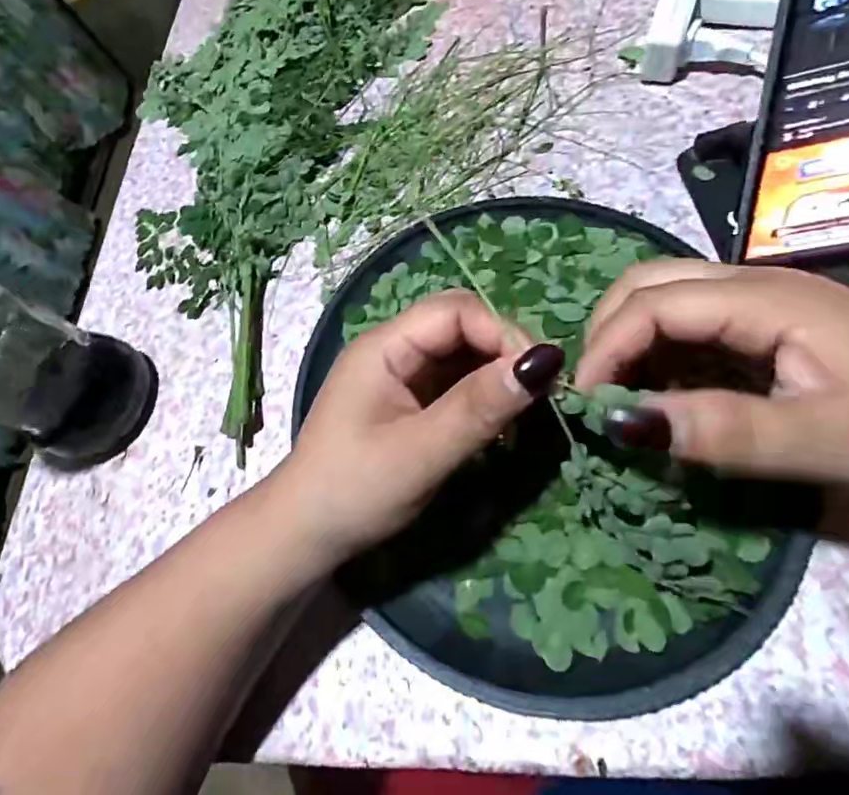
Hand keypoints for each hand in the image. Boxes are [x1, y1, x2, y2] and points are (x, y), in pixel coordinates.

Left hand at [270, 291, 564, 560]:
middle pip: (460, 324)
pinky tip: (502, 420)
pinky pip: (455, 381)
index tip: (539, 372)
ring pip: (461, 353)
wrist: (304, 536)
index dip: (501, 331)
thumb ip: (479, 408)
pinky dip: (483, 395)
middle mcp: (393, 349)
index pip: (454, 311)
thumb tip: (544, 362)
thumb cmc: (354, 491)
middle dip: (502, 348)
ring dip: (496, 373)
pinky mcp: (409, 400)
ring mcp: (400, 375)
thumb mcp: (421, 453)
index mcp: (384, 347)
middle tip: (539, 389)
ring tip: (528, 406)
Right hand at [575, 260, 848, 508]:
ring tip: (626, 400)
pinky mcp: (776, 331)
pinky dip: (665, 357)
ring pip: (671, 301)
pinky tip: (671, 398)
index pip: (656, 303)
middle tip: (598, 396)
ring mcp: (768, 306)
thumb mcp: (830, 443)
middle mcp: (759, 285)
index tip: (585, 405)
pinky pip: (698, 329)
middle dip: (610, 330)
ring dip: (634, 342)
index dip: (607, 346)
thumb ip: (727, 431)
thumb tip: (625, 424)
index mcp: (770, 297)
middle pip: (653, 283)